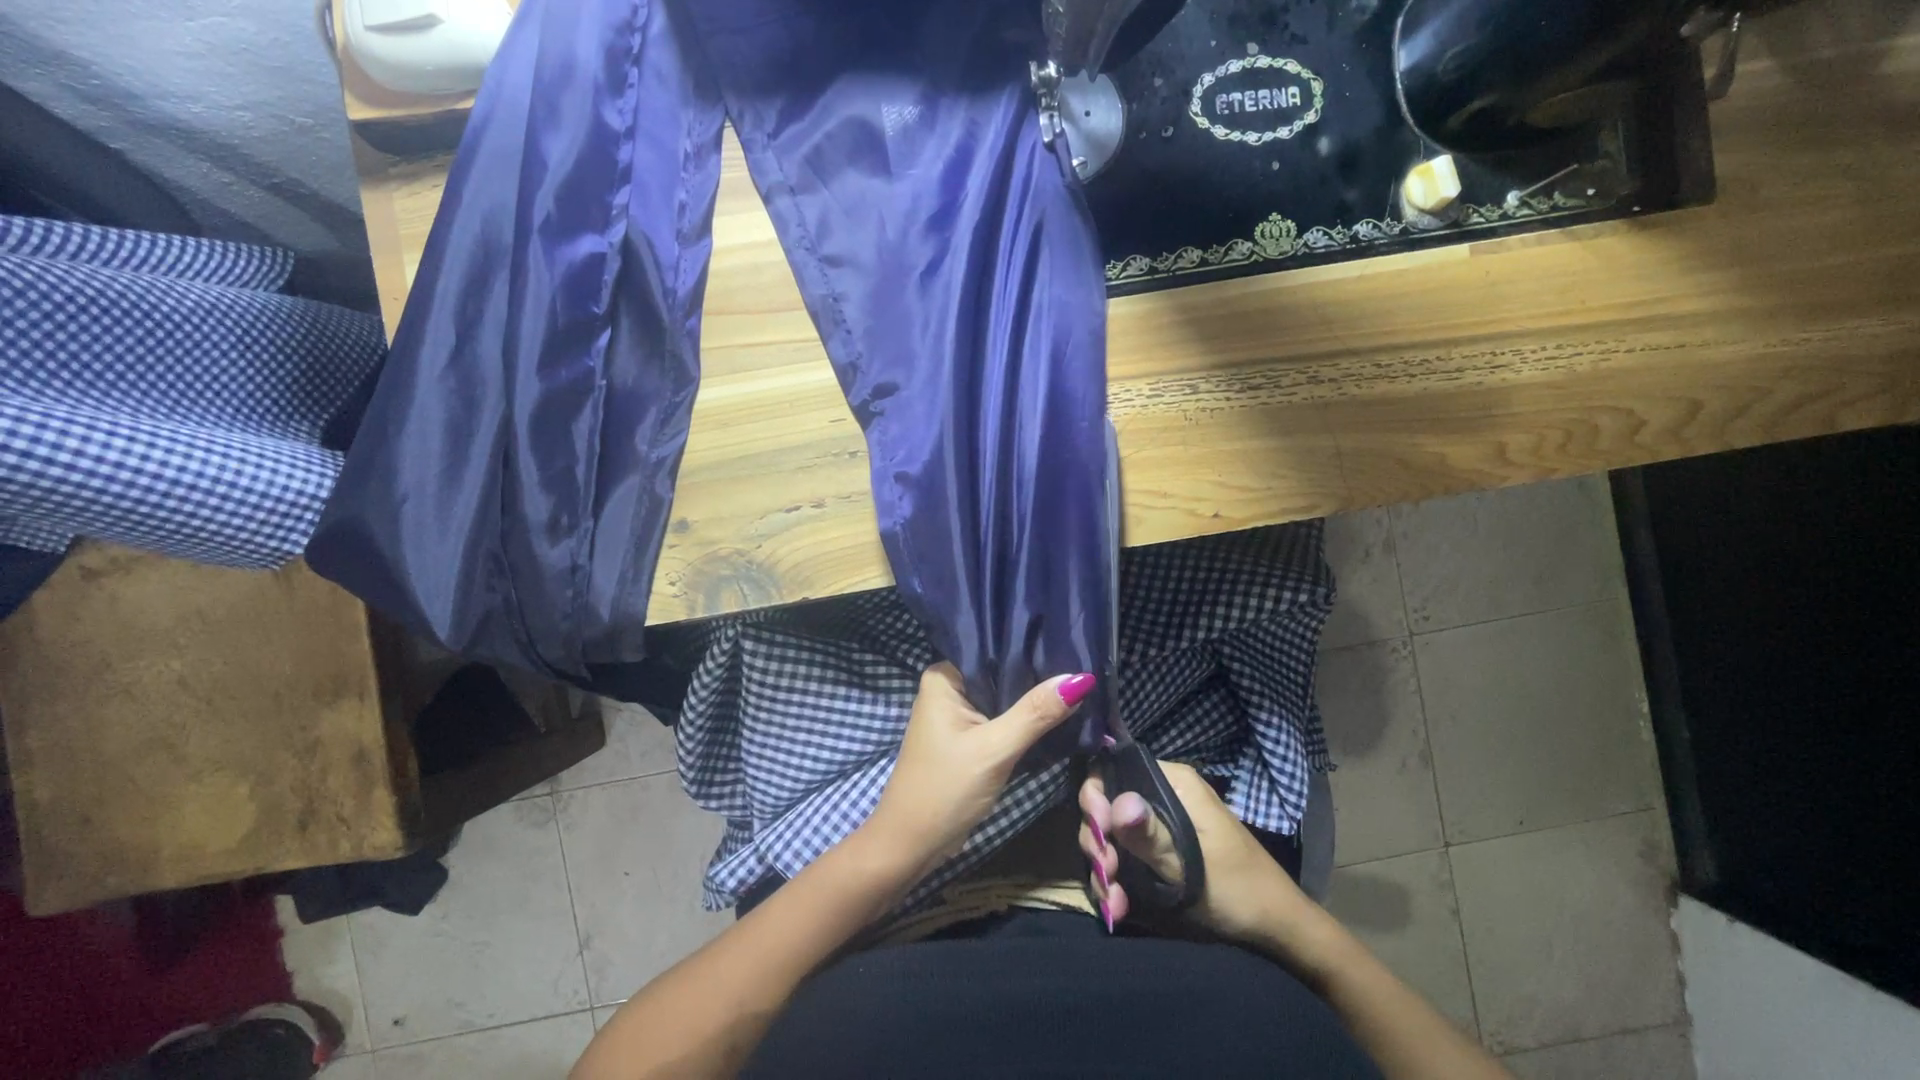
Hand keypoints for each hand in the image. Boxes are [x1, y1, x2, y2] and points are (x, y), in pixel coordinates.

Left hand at [866, 663, 1094, 875]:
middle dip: (1039, 675)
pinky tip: (1060, 715)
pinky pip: (1002, 719)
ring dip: (1035, 700)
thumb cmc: (946, 789)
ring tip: (1083, 688)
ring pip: (1004, 698)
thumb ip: (1036, 712)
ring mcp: (958, 715)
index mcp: (944, 677)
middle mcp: (949, 688)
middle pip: (1002, 673)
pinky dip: (1025, 721)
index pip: (994, 649)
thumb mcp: (995, 748)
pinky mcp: (969, 739)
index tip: (1074, 643)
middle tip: (1087, 669)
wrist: (913, 844)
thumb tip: (1081, 678)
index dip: (1032, 647)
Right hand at [1078, 761, 1316, 947]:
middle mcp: (1164, 795)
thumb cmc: (1239, 890)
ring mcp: (1161, 824)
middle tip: (1107, 875)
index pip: (1114, 769)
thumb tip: (1118, 802)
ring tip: (1113, 902)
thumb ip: (1152, 835)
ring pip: (1111, 836)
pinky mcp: (1160, 850)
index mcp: (1175, 784)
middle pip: (1106, 805)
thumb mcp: (1191, 867)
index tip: (1099, 836)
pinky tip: (1118, 908)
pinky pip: (1124, 857)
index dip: (1095, 799)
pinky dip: (1116, 882)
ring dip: (1104, 870)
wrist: (1275, 928)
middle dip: (1098, 843)